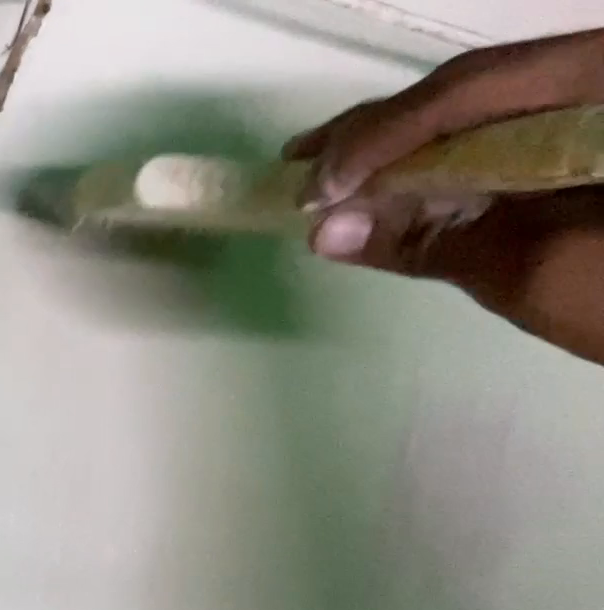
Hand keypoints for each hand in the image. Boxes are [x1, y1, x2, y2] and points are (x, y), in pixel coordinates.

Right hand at [290, 28, 603, 363]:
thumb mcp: (533, 269)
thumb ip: (433, 240)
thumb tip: (324, 232)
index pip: (474, 90)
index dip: (380, 136)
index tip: (313, 191)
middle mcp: (594, 80)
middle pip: (471, 90)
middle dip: (375, 136)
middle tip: (295, 174)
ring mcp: (586, 110)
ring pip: (478, 109)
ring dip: (393, 148)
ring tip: (321, 181)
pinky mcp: (577, 144)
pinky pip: (497, 135)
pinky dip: (432, 162)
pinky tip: (378, 187)